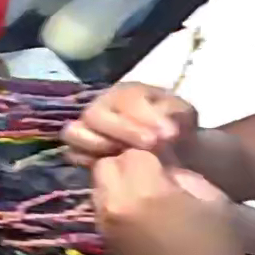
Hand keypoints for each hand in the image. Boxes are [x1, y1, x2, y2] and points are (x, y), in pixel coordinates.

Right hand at [63, 82, 197, 165]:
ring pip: (73, 132)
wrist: (172, 153)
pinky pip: (72, 152)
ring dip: (100, 144)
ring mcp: (83, 127)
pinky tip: (112, 162)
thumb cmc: (174, 129)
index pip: (125, 98)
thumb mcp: (183, 116)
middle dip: (123, 131)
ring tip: (125, 154)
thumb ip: (173, 117)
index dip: (145, 116)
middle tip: (150, 146)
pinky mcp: (76, 150)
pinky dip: (89, 158)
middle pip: (94, 114)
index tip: (169, 135)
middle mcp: (99, 106)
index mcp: (125, 92)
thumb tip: (162, 134)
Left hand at [91, 150, 254, 254]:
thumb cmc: (218, 243)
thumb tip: (155, 163)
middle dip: (126, 163)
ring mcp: (102, 219)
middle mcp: (115, 202)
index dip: (149, 153)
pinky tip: (134, 207)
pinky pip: (98, 202)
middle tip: (150, 173)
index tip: (163, 159)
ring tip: (142, 190)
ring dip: (115, 180)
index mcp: (146, 192)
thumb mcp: (208, 196)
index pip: (133, 152)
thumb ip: (176, 173)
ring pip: (98, 182)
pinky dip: (112, 197)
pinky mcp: (98, 232)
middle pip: (107, 163)